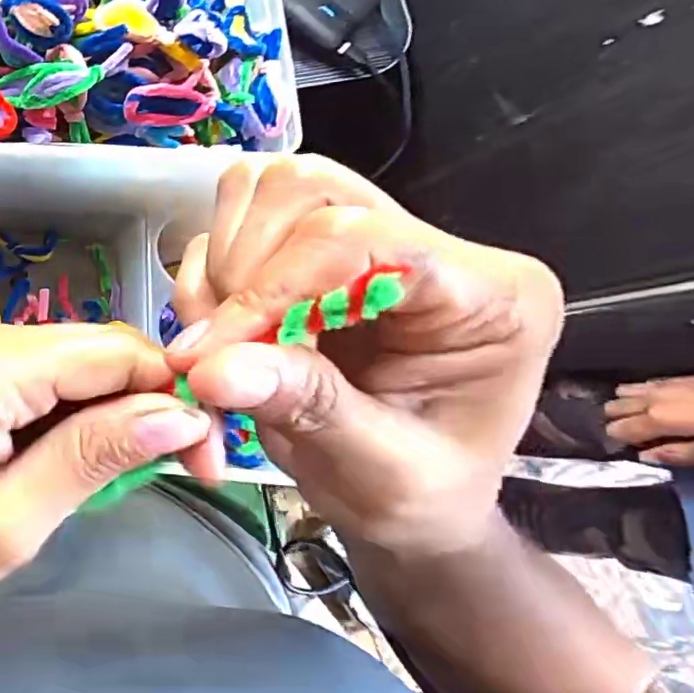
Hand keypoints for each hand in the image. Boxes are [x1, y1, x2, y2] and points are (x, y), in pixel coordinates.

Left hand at [0, 322, 211, 595]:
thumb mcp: (13, 522)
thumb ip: (92, 458)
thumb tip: (178, 415)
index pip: (114, 352)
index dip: (174, 396)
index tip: (208, 461)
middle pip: (107, 347)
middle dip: (157, 401)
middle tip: (189, 469)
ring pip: (92, 358)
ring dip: (129, 407)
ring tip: (142, 469)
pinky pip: (64, 372)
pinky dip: (95, 409)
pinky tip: (99, 452)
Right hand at [165, 156, 564, 555]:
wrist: (406, 502)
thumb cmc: (416, 493)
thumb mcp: (378, 469)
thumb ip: (306, 407)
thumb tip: (211, 369)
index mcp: (485, 296)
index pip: (358, 237)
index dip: (270, 287)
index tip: (209, 355)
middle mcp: (426, 248)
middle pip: (304, 190)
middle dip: (243, 270)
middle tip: (221, 348)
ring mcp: (364, 242)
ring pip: (264, 192)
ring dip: (223, 267)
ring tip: (225, 341)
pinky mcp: (311, 252)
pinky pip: (235, 222)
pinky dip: (208, 275)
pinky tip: (223, 330)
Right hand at [604, 375, 693, 465]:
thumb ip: (679, 454)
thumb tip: (645, 457)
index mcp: (660, 419)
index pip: (619, 429)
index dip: (618, 441)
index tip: (627, 451)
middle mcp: (654, 398)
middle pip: (614, 407)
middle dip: (615, 421)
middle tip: (633, 436)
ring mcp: (668, 385)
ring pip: (624, 392)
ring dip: (625, 405)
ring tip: (641, 418)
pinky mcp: (683, 378)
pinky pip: (645, 384)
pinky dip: (640, 394)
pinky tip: (658, 403)